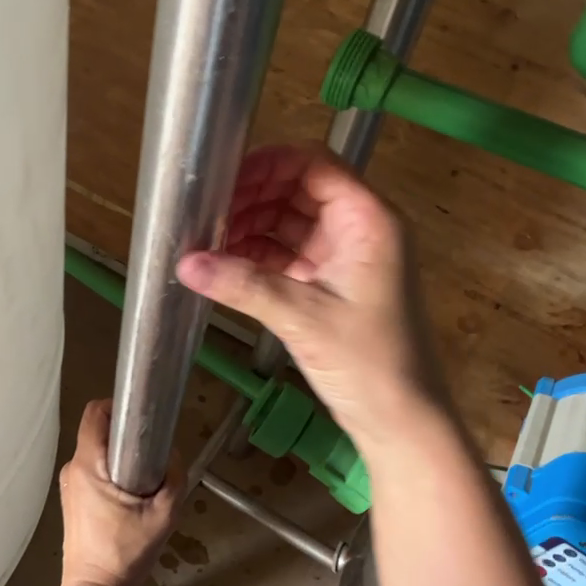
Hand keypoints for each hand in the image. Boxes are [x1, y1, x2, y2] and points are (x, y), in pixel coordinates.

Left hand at [57, 400, 183, 585]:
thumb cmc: (126, 552)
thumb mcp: (164, 516)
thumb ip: (173, 479)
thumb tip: (173, 454)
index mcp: (88, 464)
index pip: (95, 413)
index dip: (118, 405)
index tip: (143, 416)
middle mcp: (73, 468)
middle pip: (97, 431)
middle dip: (125, 434)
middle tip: (152, 449)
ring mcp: (69, 484)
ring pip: (97, 452)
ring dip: (120, 456)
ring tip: (145, 475)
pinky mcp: (72, 499)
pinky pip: (93, 471)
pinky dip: (112, 473)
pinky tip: (131, 495)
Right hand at [176, 145, 444, 442]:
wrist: (400, 421)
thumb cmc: (369, 362)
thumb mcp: (303, 317)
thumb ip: (244, 284)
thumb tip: (186, 263)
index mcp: (368, 220)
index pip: (314, 165)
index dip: (269, 165)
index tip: (224, 178)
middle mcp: (357, 229)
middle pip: (298, 190)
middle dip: (253, 198)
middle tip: (208, 214)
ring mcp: (342, 257)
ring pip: (289, 222)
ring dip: (250, 226)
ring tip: (208, 241)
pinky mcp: (328, 284)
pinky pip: (287, 255)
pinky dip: (257, 256)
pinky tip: (224, 265)